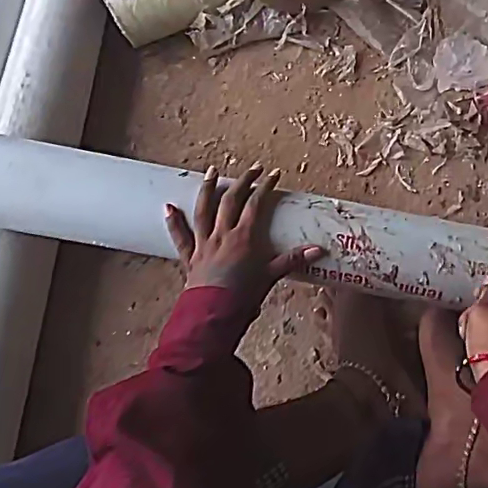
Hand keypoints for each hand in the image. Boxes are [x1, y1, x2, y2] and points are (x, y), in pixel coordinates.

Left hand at [164, 163, 323, 308]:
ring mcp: (203, 244)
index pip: (255, 204)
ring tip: (211, 172)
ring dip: (208, 189)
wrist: (212, 317)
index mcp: (243, 238)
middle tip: (252, 170)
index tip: (274, 175)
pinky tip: (168, 207)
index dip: (265, 187)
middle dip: (242, 182)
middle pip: (230, 201)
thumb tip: (319, 250)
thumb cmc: (242, 298)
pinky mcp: (189, 257)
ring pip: (203, 210)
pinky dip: (174, 221)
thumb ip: (292, 260)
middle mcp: (221, 235)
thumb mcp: (270, 277)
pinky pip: (180, 236)